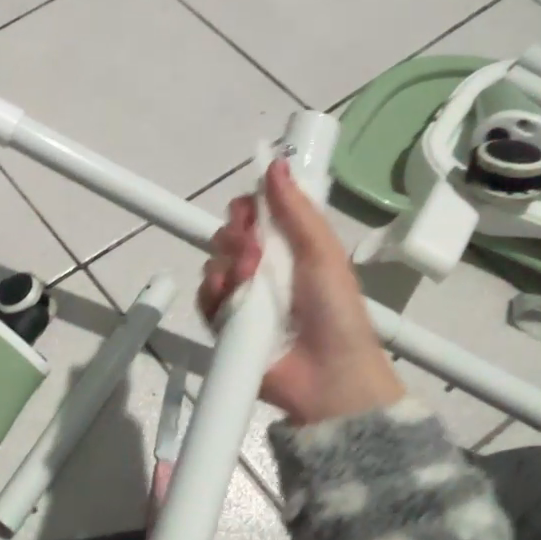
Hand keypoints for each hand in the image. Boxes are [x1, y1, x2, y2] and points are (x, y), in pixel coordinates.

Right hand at [198, 159, 403, 425]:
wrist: (329, 377)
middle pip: (229, 237)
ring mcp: (243, 300)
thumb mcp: (322, 255)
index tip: (247, 211)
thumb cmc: (335, 312)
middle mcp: (264, 271)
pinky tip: (228, 298)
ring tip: (248, 280)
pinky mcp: (225, 326)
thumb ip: (297, 210)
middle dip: (234, 236)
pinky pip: (205, 299)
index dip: (246, 209)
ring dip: (227, 265)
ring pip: (214, 265)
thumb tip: (275, 162)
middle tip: (252, 249)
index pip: (256, 217)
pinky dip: (213, 294)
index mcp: (291, 251)